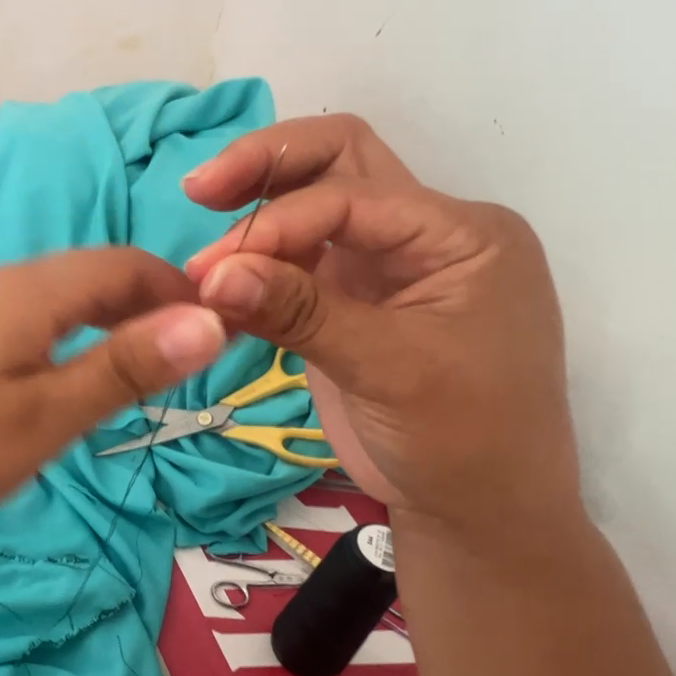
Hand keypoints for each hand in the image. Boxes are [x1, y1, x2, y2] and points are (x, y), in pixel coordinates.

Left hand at [0, 248, 226, 545]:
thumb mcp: (46, 418)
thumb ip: (125, 366)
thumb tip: (210, 319)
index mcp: (27, 291)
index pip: (125, 264)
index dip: (181, 290)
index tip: (223, 333)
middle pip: (90, 274)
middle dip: (147, 305)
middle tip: (186, 361)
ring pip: (56, 296)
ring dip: (106, 321)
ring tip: (137, 371)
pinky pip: (23, 317)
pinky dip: (64, 335)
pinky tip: (64, 376)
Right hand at [183, 115, 580, 536]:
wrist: (476, 512)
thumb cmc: (462, 437)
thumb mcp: (388, 369)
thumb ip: (300, 312)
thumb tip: (209, 276)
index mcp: (460, 234)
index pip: (353, 194)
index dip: (277, 223)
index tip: (212, 274)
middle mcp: (423, 234)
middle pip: (340, 163)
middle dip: (267, 165)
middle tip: (199, 189)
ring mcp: (384, 267)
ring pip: (313, 206)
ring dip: (255, 214)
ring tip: (203, 252)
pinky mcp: (349, 301)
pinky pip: (296, 263)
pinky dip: (255, 267)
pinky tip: (218, 287)